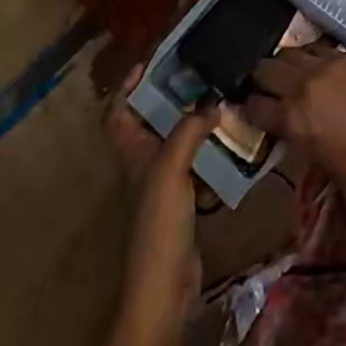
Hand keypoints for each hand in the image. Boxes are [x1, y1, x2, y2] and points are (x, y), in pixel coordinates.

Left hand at [102, 66, 218, 345]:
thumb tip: (212, 101)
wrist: (165, 282)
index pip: (118, 110)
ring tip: (217, 98)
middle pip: (148, 121)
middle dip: (167, 96)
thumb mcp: (170, 169)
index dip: (127, 86)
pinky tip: (227, 138)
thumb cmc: (158, 221)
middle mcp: (143, 161)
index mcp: (130, 151)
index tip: (152, 62)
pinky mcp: (182, 198)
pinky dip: (206, 147)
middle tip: (197, 73)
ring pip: (173, 139)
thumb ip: (188, 132)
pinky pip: (192, 161)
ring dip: (190, 120)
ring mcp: (162, 181)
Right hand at [242, 45, 345, 191]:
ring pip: (287, 53)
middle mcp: (302, 87)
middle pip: (263, 69)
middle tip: (263, 86)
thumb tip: (284, 124)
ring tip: (288, 73)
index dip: (247, 107)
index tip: (249, 108)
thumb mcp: (318, 158)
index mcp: (293, 120)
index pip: (254, 106)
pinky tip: (314, 65)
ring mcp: (323, 66)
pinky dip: (308, 56)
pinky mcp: (344, 56)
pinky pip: (315, 48)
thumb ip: (295, 136)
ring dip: (282, 63)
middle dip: (258, 78)